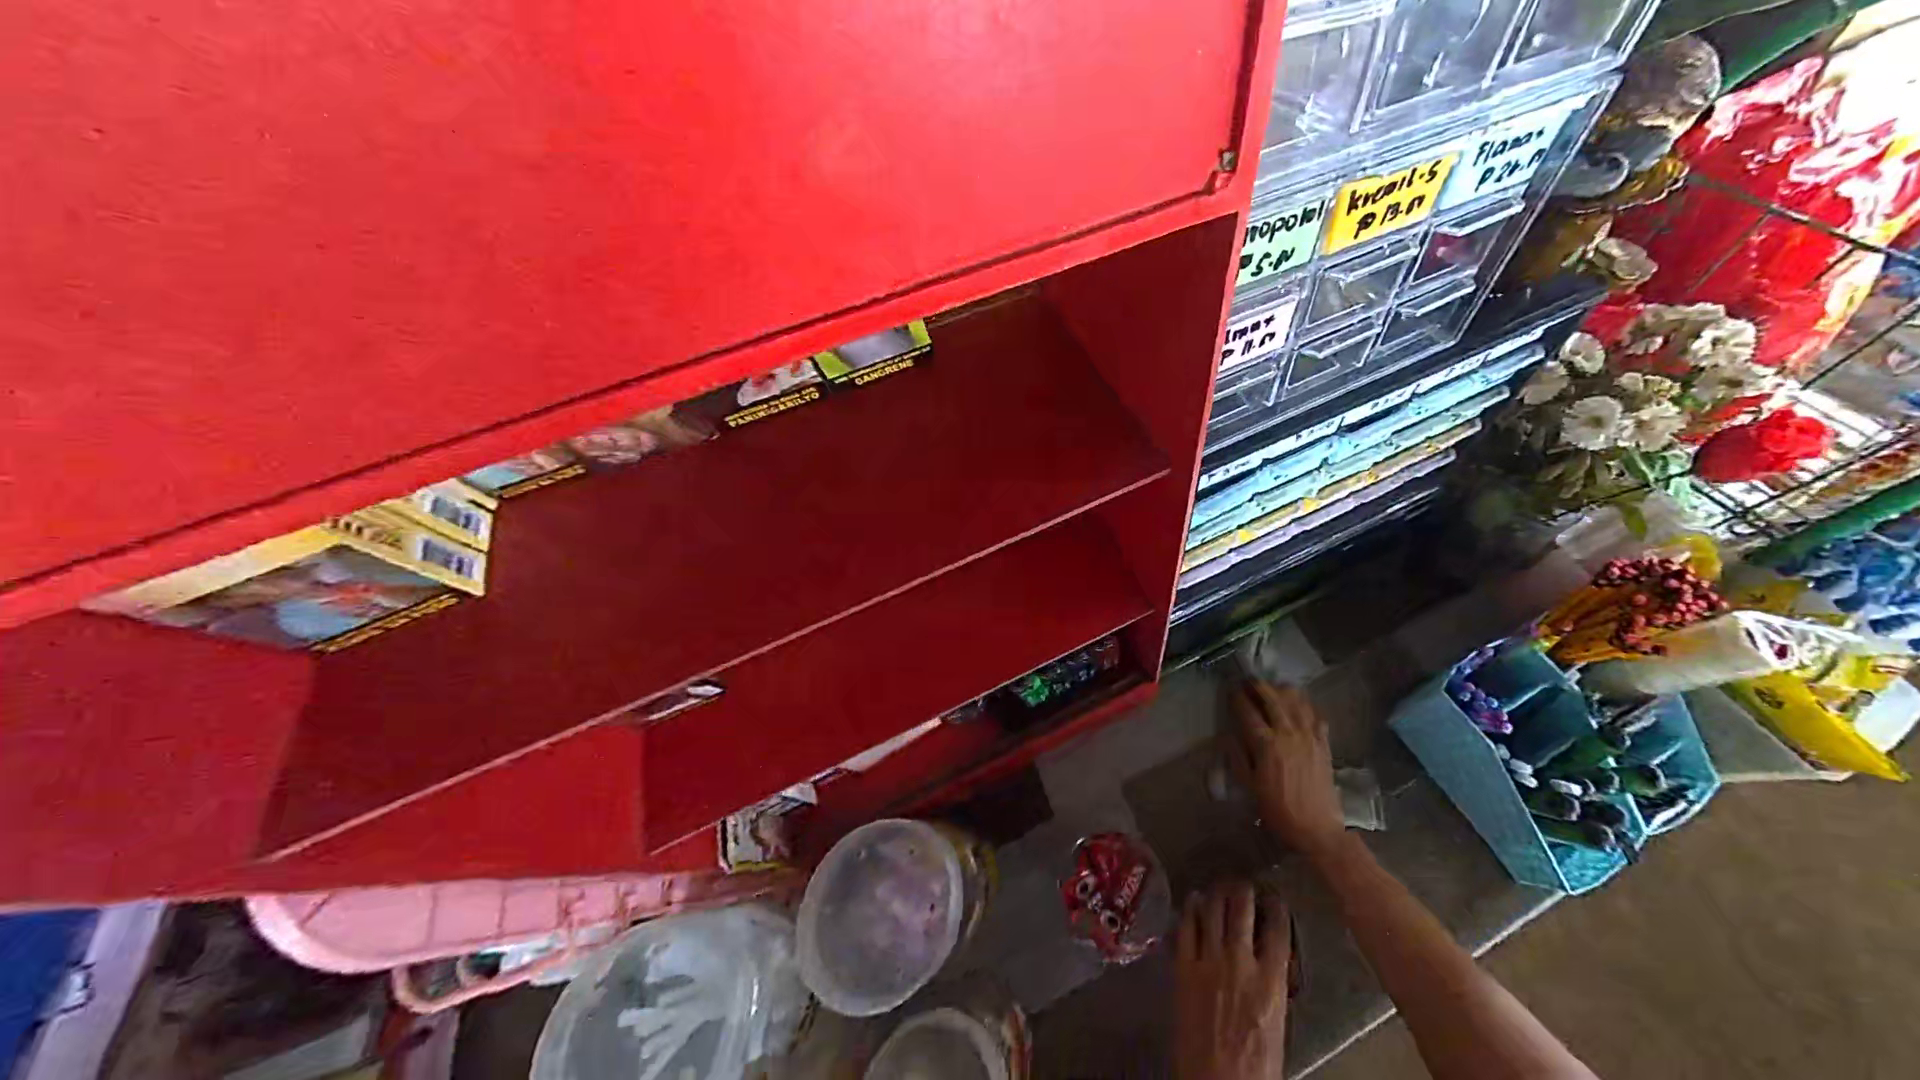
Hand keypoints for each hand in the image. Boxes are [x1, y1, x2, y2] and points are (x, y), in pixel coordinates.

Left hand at [1175, 881, 1290, 1079]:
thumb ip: (1271, 988)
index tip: (1274, 898)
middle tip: (1243, 882)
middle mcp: (1240, 963)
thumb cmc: (1257, 1066)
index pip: (1278, 932)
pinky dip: (1190, 909)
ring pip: (1213, 912)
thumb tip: (1268, 964)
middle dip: (1243, 890)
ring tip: (1220, 884)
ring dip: (1217, 893)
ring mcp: (1209, 962)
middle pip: (1242, 911)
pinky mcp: (1184, 967)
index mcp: (1271, 982)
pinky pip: (1187, 928)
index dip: (1276, 908)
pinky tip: (1192, 899)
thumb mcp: (1277, 1024)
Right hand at [1225, 680, 1347, 860]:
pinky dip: (1307, 706)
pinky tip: (1301, 704)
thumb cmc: (1277, 809)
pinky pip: (1316, 717)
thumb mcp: (1249, 785)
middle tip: (1250, 680)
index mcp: (1266, 744)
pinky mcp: (1324, 744)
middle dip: (1260, 686)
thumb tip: (1227, 735)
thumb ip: (1238, 757)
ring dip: (1284, 691)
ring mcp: (1309, 737)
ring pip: (1297, 703)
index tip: (1231, 689)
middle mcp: (1288, 734)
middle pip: (1273, 700)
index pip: (1248, 712)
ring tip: (1274, 686)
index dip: (1238, 698)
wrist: (1317, 829)